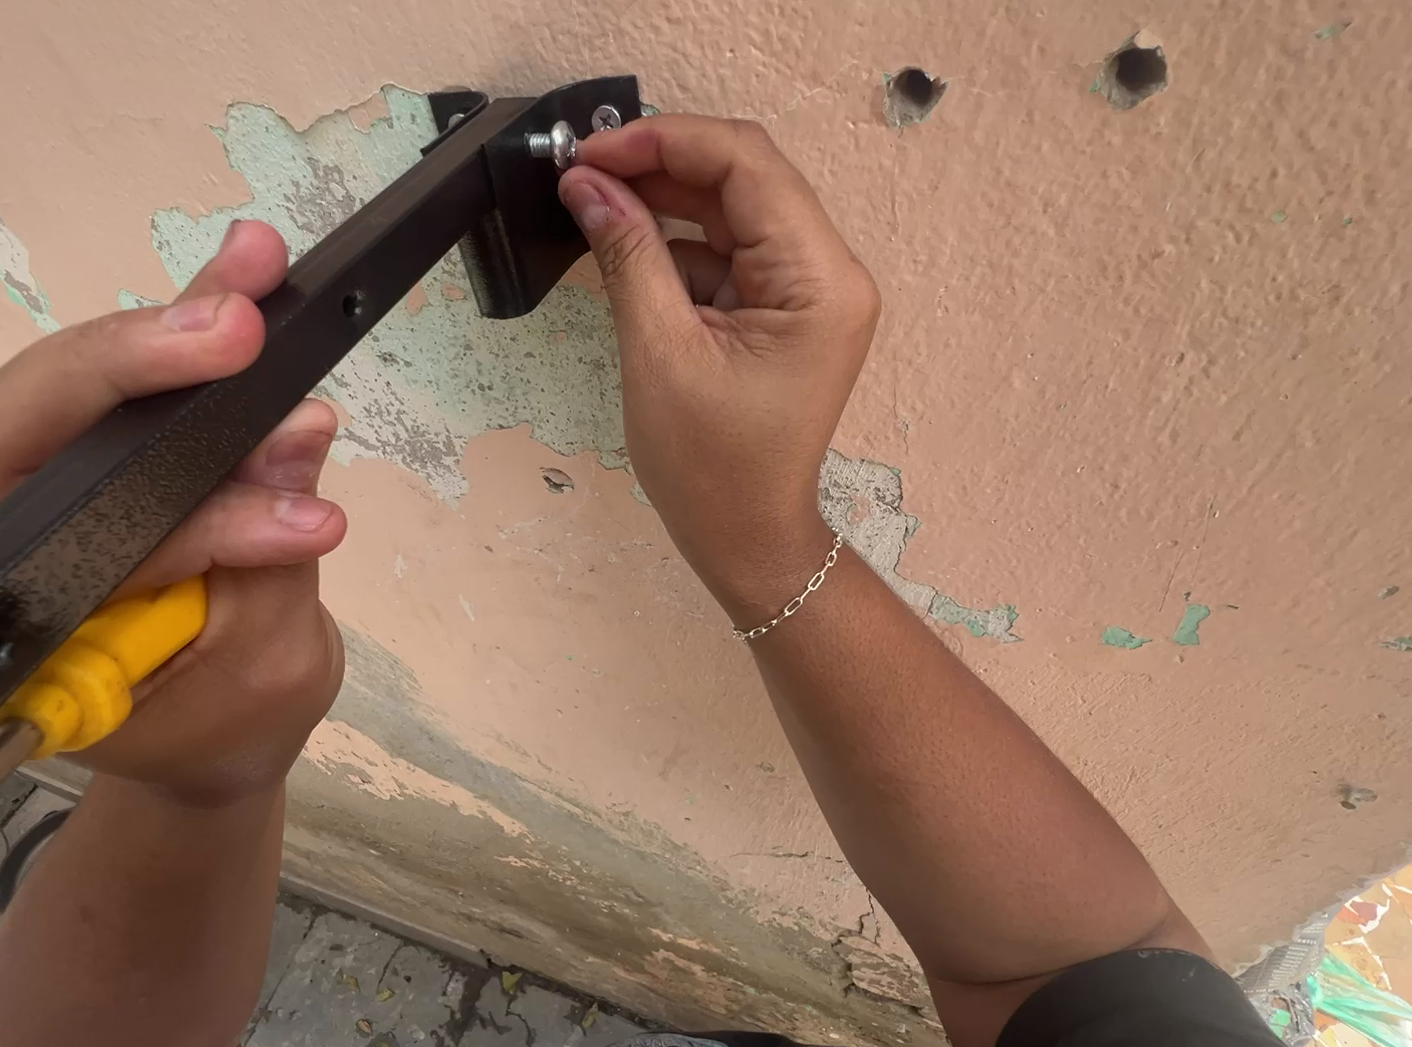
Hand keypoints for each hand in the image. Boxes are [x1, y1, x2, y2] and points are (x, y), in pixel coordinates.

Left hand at [0, 221, 346, 805]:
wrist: (225, 751)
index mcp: (19, 595)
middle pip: (57, 403)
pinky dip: (225, 365)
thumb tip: (299, 429)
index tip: (231, 366)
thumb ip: (269, 551)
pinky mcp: (145, 476)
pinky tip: (263, 309)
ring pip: (117, 391)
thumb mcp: (266, 660)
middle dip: (151, 343)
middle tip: (248, 294)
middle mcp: (26, 525)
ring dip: (190, 324)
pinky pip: (175, 409)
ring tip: (259, 265)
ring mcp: (85, 495)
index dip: (117, 404)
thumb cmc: (229, 734)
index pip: (32, 478)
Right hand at [557, 115, 881, 623]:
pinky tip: (626, 252)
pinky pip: (724, 260)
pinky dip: (674, 254)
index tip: (593, 151)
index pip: (749, 168)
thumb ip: (629, 256)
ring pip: (729, 218)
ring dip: (663, 209)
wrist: (743, 538)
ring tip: (594, 209)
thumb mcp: (660, 354)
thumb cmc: (709, 469)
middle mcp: (827, 276)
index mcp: (820, 283)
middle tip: (584, 173)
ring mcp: (804, 296)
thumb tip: (588, 185)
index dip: (666, 142)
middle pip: (743, 184)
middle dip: (661, 171)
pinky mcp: (777, 315)